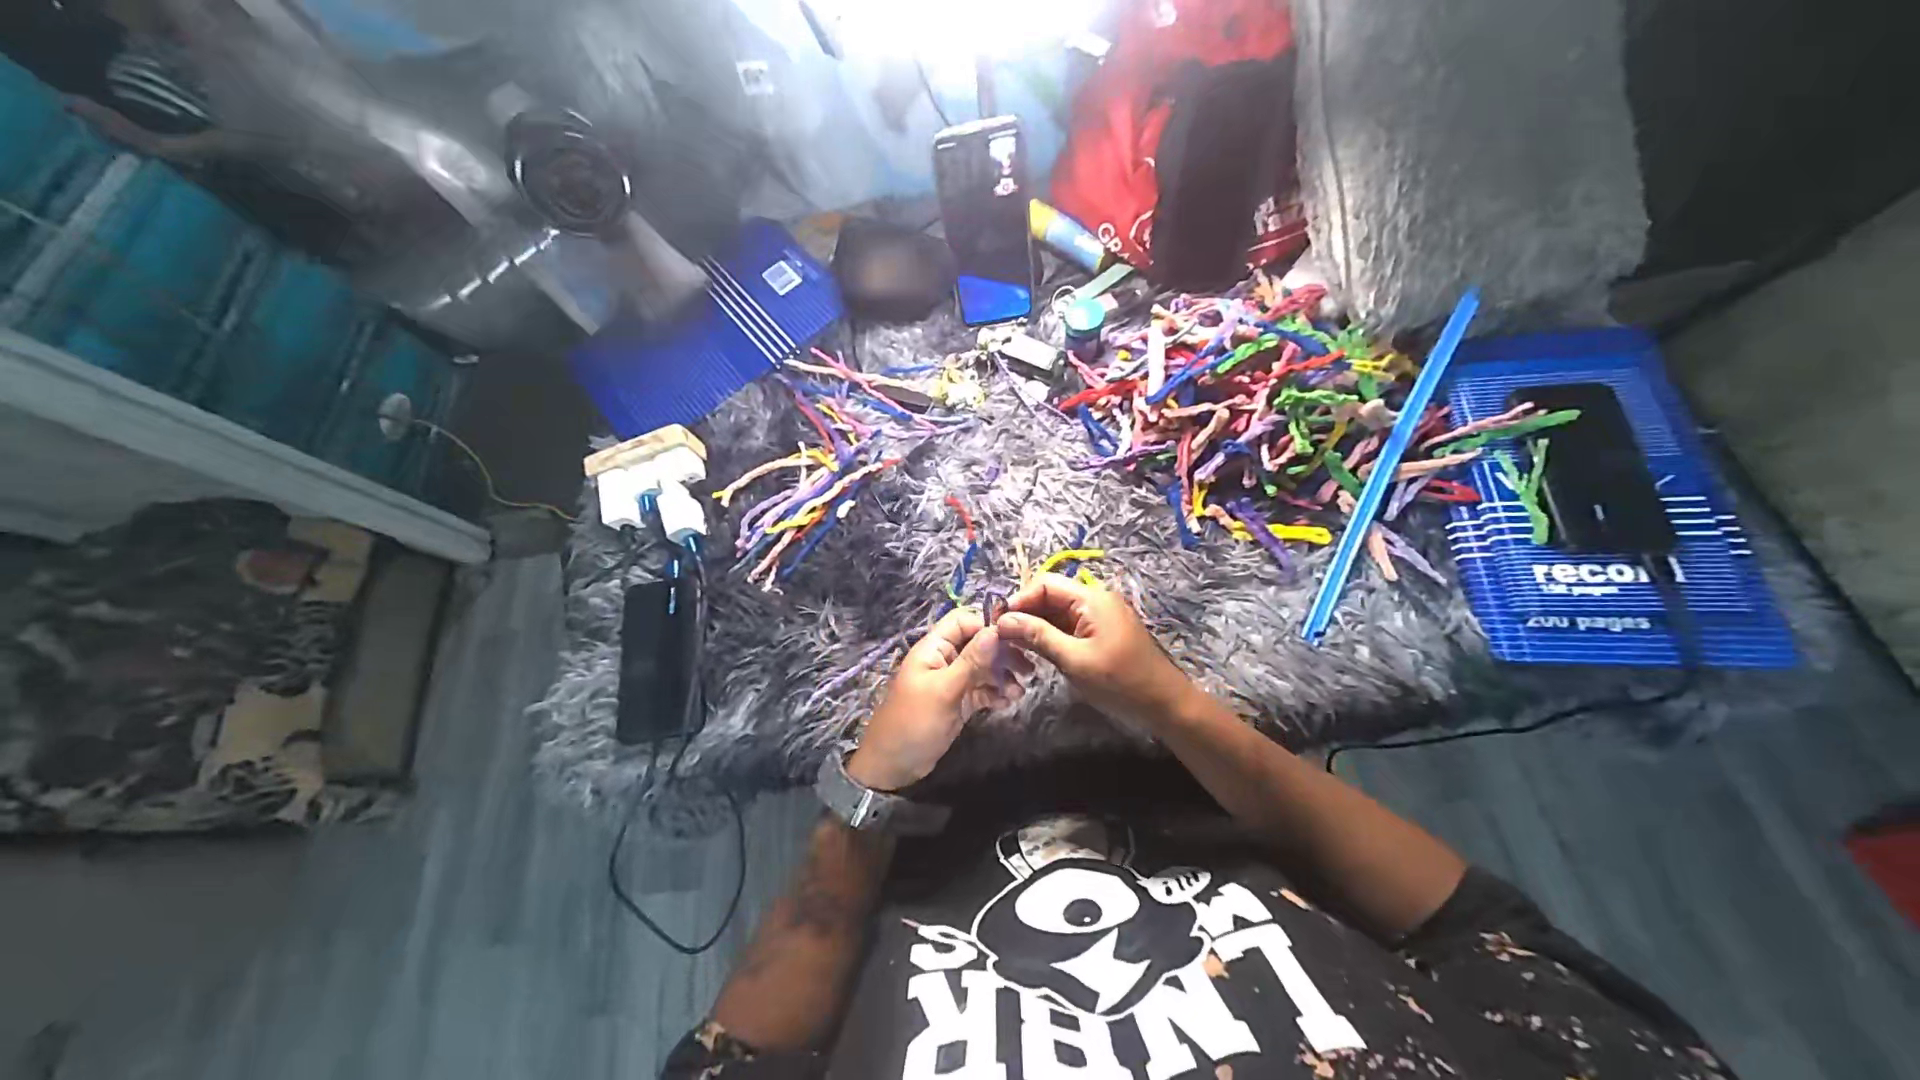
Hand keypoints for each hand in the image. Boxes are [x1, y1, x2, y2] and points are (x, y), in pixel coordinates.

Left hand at [846, 607, 1028, 791]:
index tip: (1015, 639)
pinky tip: (1009, 701)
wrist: (893, 765)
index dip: (988, 627)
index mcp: (933, 648)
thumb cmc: (913, 722)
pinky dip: (996, 693)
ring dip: (1003, 676)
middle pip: (977, 645)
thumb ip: (970, 661)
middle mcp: (943, 660)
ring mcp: (951, 681)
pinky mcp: (958, 702)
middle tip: (1027, 669)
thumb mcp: (944, 690)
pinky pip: (981, 689)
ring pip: (982, 668)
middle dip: (1002, 654)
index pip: (963, 622)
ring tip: (1020, 690)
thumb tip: (994, 630)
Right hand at [994, 573, 1195, 729]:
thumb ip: (1038, 636)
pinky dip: (1050, 636)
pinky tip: (1035, 652)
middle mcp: (1095, 600)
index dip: (1019, 601)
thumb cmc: (1120, 682)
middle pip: (1050, 596)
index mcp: (1092, 599)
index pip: (1045, 584)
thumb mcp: (1074, 660)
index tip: (998, 624)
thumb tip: (1003, 620)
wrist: (1164, 704)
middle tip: (1002, 638)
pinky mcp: (1100, 632)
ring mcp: (1099, 616)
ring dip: (1035, 627)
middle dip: (1025, 614)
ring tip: (1013, 647)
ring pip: (1057, 612)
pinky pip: (1068, 626)